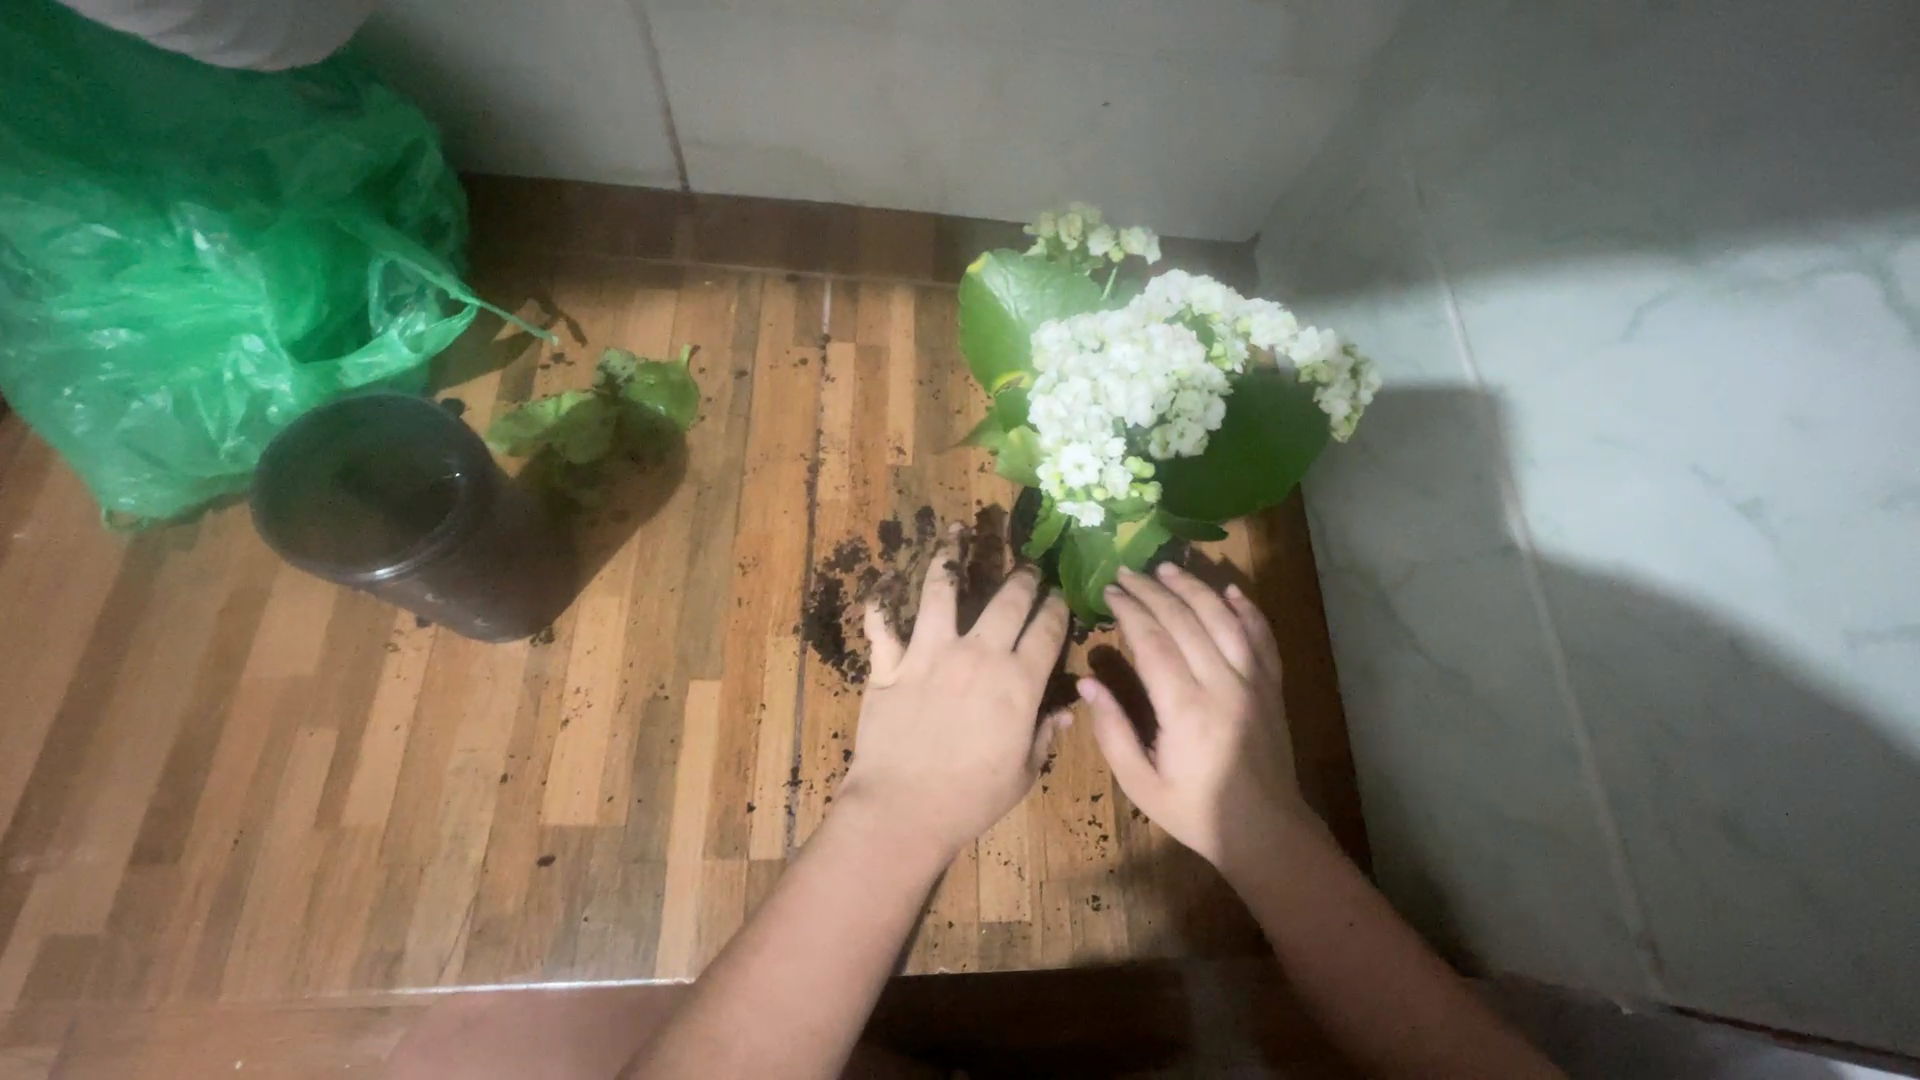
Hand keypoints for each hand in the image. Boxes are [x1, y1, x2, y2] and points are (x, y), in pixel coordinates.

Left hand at [839, 530, 1071, 859]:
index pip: (1047, 630)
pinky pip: (882, 624)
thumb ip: (1044, 735)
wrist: (903, 810)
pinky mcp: (890, 664)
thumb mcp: (1022, 772)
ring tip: (957, 531)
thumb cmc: (970, 799)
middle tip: (1028, 567)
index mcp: (1017, 683)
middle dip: (1023, 577)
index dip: (1058, 608)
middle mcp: (977, 655)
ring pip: (942, 591)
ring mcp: (929, 654)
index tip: (1060, 596)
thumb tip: (1065, 711)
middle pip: (1007, 601)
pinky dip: (880, 602)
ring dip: (951, 556)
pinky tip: (884, 581)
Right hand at [1083, 563, 1306, 872]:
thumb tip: (1088, 684)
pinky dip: (1248, 610)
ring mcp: (1253, 684)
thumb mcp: (1141, 783)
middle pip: (1186, 622)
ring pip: (1223, 621)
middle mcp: (1222, 686)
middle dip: (1153, 591)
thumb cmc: (1195, 811)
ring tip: (1169, 568)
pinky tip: (1230, 591)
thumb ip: (1112, 732)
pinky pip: (1262, 639)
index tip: (1110, 591)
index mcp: (1185, 709)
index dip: (1130, 611)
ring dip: (1195, 589)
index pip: (1153, 642)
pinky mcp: (1272, 688)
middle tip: (1128, 572)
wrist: (1265, 832)